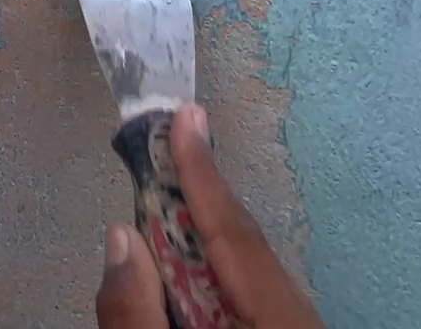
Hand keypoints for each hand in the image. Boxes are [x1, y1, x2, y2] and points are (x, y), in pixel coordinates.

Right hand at [96, 105, 324, 328]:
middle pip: (242, 249)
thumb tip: (120, 237)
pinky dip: (212, 275)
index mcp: (280, 325)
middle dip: (195, 196)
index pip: (233, 233)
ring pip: (245, 275)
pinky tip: (185, 280)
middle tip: (162, 143)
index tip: (185, 113)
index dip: (201, 171)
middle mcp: (300, 321)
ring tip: (157, 213)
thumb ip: (135, 312)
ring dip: (197, 242)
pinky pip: (250, 297)